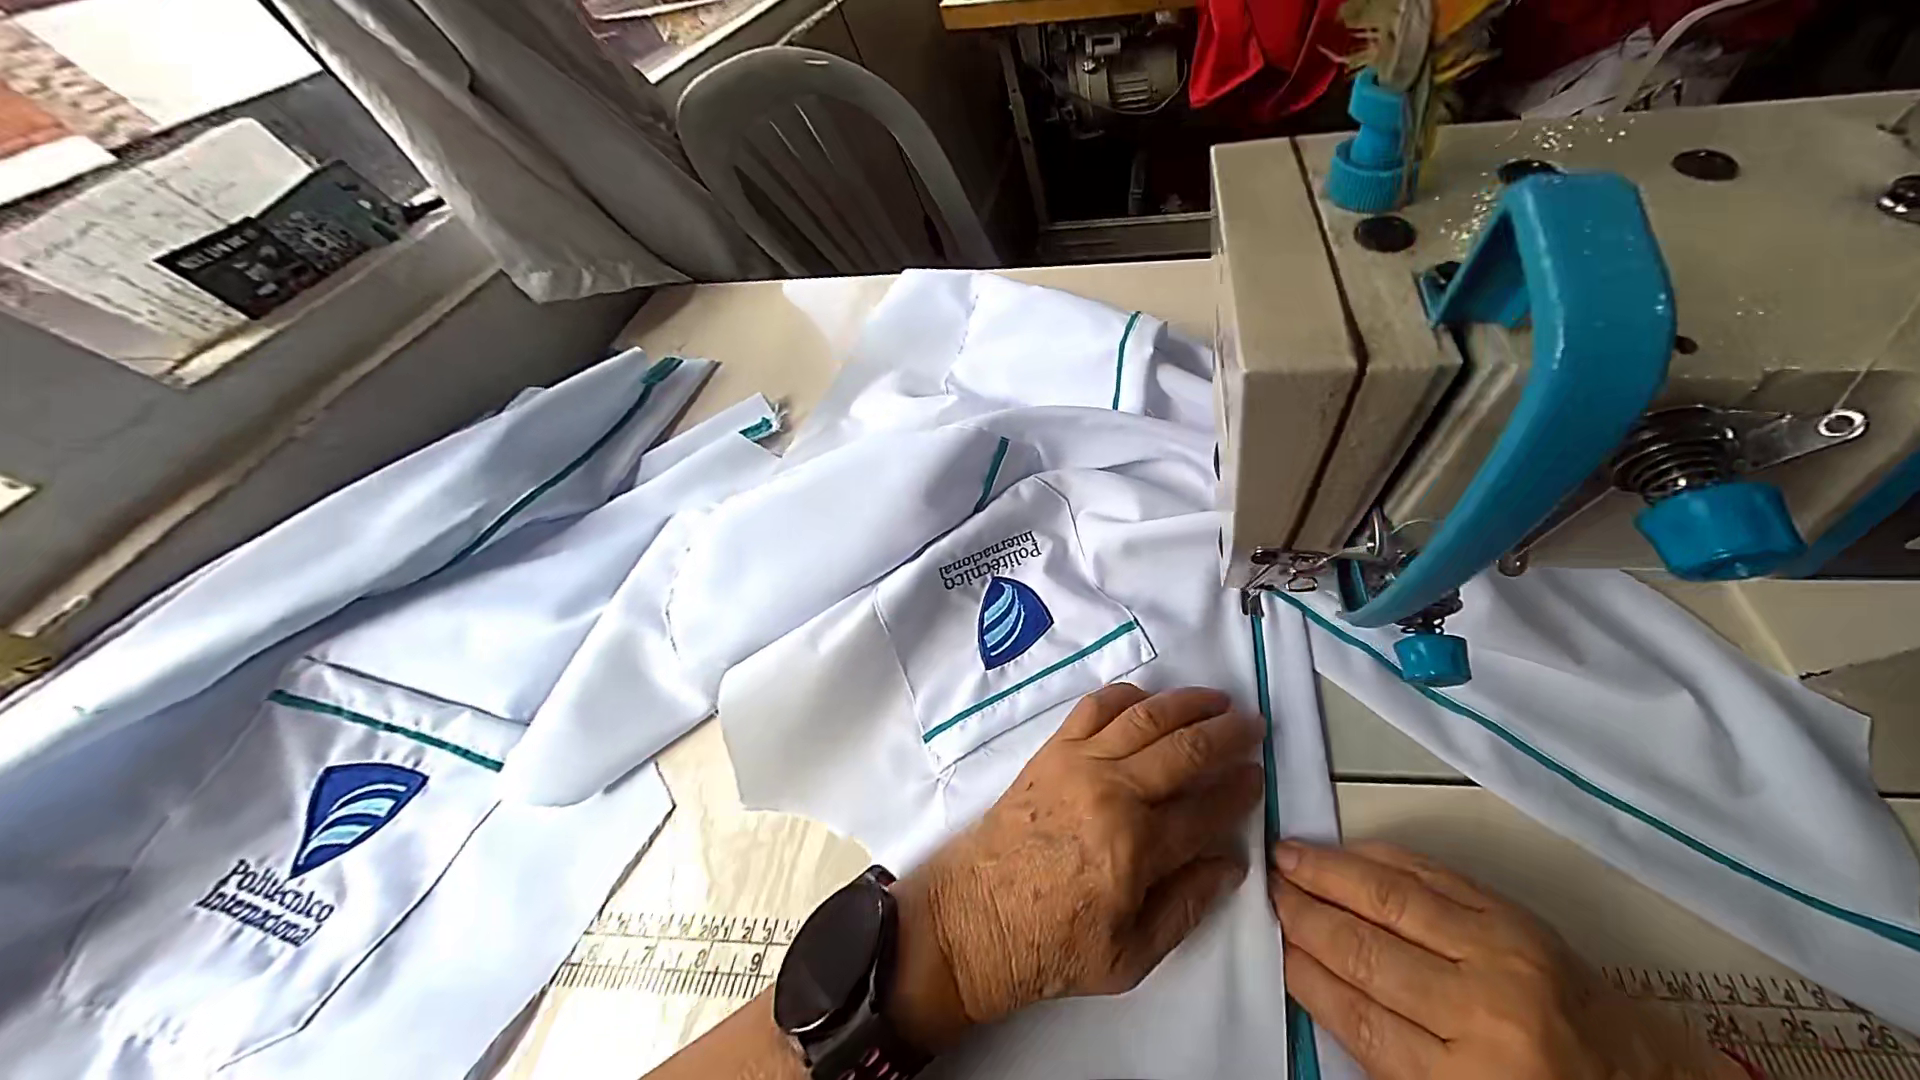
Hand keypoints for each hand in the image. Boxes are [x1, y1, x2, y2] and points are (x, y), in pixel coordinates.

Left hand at [893, 683, 1263, 1037]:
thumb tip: (1229, 862)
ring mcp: (1078, 764)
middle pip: (1184, 750)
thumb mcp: (1132, 956)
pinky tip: (1148, 698)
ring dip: (1186, 704)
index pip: (1206, 808)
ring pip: (1145, 718)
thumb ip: (1187, 906)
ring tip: (1216, 700)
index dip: (1240, 790)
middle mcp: (1112, 792)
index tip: (1257, 776)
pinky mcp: (1051, 752)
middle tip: (1252, 726)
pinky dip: (1125, 696)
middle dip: (1227, 734)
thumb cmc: (1053, 944)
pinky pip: (1093, 708)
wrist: (976, 915)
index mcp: (1137, 847)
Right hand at [1270, 841, 1746, 1079]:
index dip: (1302, 969)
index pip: (1354, 1012)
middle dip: (1303, 913)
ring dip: (1327, 873)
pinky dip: (1379, 857)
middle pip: (1362, 950)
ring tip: (1285, 856)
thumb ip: (1388, 1049)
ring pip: (1388, 899)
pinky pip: (1432, 875)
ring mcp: (1503, 955)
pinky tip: (1344, 850)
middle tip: (1266, 886)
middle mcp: (1482, 1014)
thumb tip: (1312, 974)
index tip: (1271, 939)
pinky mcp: (1521, 919)